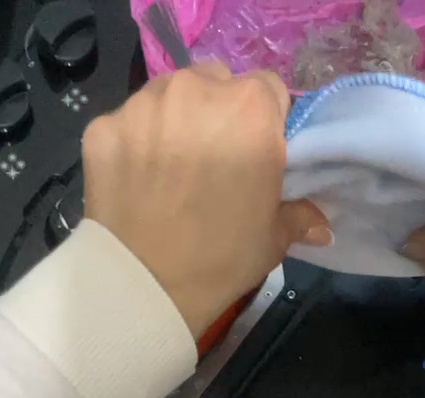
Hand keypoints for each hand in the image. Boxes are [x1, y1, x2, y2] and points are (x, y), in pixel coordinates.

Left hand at [82, 63, 327, 337]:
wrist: (145, 288)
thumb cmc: (220, 261)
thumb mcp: (271, 240)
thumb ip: (298, 216)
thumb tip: (321, 225)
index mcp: (250, 109)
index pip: (268, 90)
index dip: (265, 122)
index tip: (255, 154)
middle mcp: (196, 89)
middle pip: (216, 83)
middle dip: (218, 114)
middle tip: (212, 164)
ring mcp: (144, 105)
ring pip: (168, 95)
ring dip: (175, 122)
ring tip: (171, 172)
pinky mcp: (103, 127)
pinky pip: (127, 124)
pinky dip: (133, 145)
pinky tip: (136, 183)